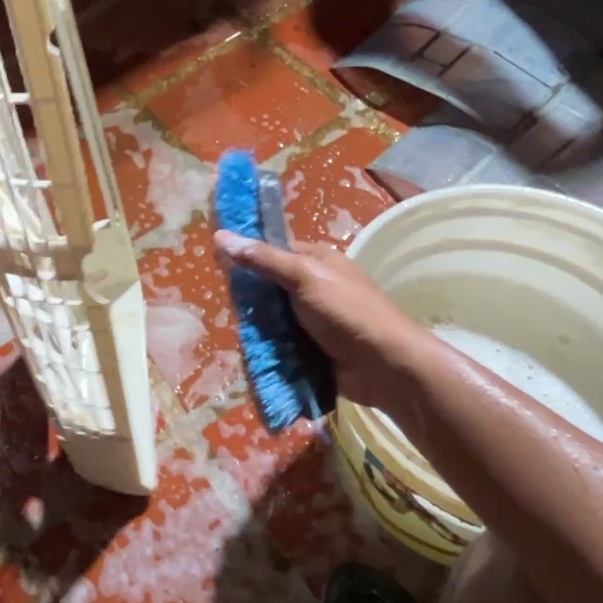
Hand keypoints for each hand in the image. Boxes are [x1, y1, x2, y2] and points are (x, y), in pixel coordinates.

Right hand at [213, 233, 435, 412]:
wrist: (386, 367)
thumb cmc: (347, 312)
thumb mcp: (304, 276)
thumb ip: (263, 259)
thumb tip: (220, 235)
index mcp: (316, 261)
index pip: (272, 250)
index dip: (246, 255)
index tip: (216, 263)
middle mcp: (313, 287)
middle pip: (268, 286)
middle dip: (247, 296)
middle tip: (218, 302)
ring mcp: (312, 320)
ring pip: (271, 317)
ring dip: (254, 325)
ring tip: (224, 329)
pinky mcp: (310, 349)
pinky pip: (279, 343)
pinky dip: (264, 347)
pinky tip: (242, 350)